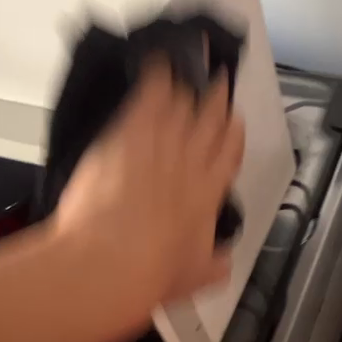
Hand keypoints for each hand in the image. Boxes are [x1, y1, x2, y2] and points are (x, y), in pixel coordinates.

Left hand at [48, 57, 245, 327]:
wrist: (108, 264)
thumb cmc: (148, 274)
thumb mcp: (191, 278)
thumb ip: (212, 266)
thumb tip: (222, 265)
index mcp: (208, 195)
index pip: (229, 154)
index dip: (233, 134)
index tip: (234, 120)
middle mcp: (189, 164)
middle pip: (209, 121)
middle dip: (216, 98)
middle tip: (219, 80)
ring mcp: (160, 146)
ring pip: (181, 105)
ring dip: (188, 84)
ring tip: (191, 65)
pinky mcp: (127, 136)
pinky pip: (147, 98)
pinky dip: (154, 78)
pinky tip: (156, 63)